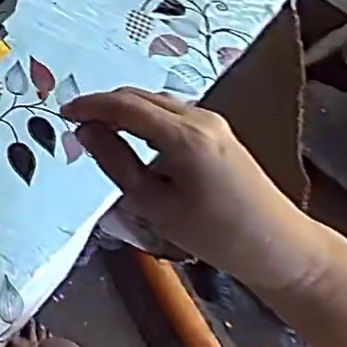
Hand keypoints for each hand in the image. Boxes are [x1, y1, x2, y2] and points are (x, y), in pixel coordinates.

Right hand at [63, 89, 335, 294]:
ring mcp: (211, 120)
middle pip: (138, 96)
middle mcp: (199, 118)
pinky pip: (168, 111)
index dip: (90, 105)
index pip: (125, 105)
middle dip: (103, 105)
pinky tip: (131, 136)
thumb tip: (85, 131)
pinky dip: (142, 116)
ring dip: (122, 109)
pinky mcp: (216, 129)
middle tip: (76, 124)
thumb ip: (116, 162)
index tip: (63, 112)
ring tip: (98, 131)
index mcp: (185, 137)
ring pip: (153, 101)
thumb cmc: (218, 236)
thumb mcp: (156, 205)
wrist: (284, 249)